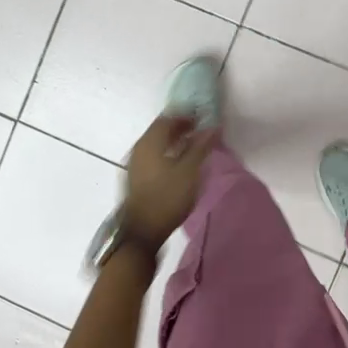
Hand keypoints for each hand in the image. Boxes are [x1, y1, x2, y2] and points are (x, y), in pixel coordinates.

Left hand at [117, 116, 216, 249]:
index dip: (185, 116)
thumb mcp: (190, 172)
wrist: (142, 232)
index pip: (167, 118)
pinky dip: (166, 152)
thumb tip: (213, 127)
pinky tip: (177, 164)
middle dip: (179, 128)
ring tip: (192, 147)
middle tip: (199, 132)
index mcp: (149, 142)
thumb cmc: (167, 199)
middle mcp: (138, 148)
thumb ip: (201, 147)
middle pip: (159, 130)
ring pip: (155, 144)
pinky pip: (152, 156)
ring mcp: (134, 163)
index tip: (202, 119)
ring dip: (173, 141)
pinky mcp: (135, 177)